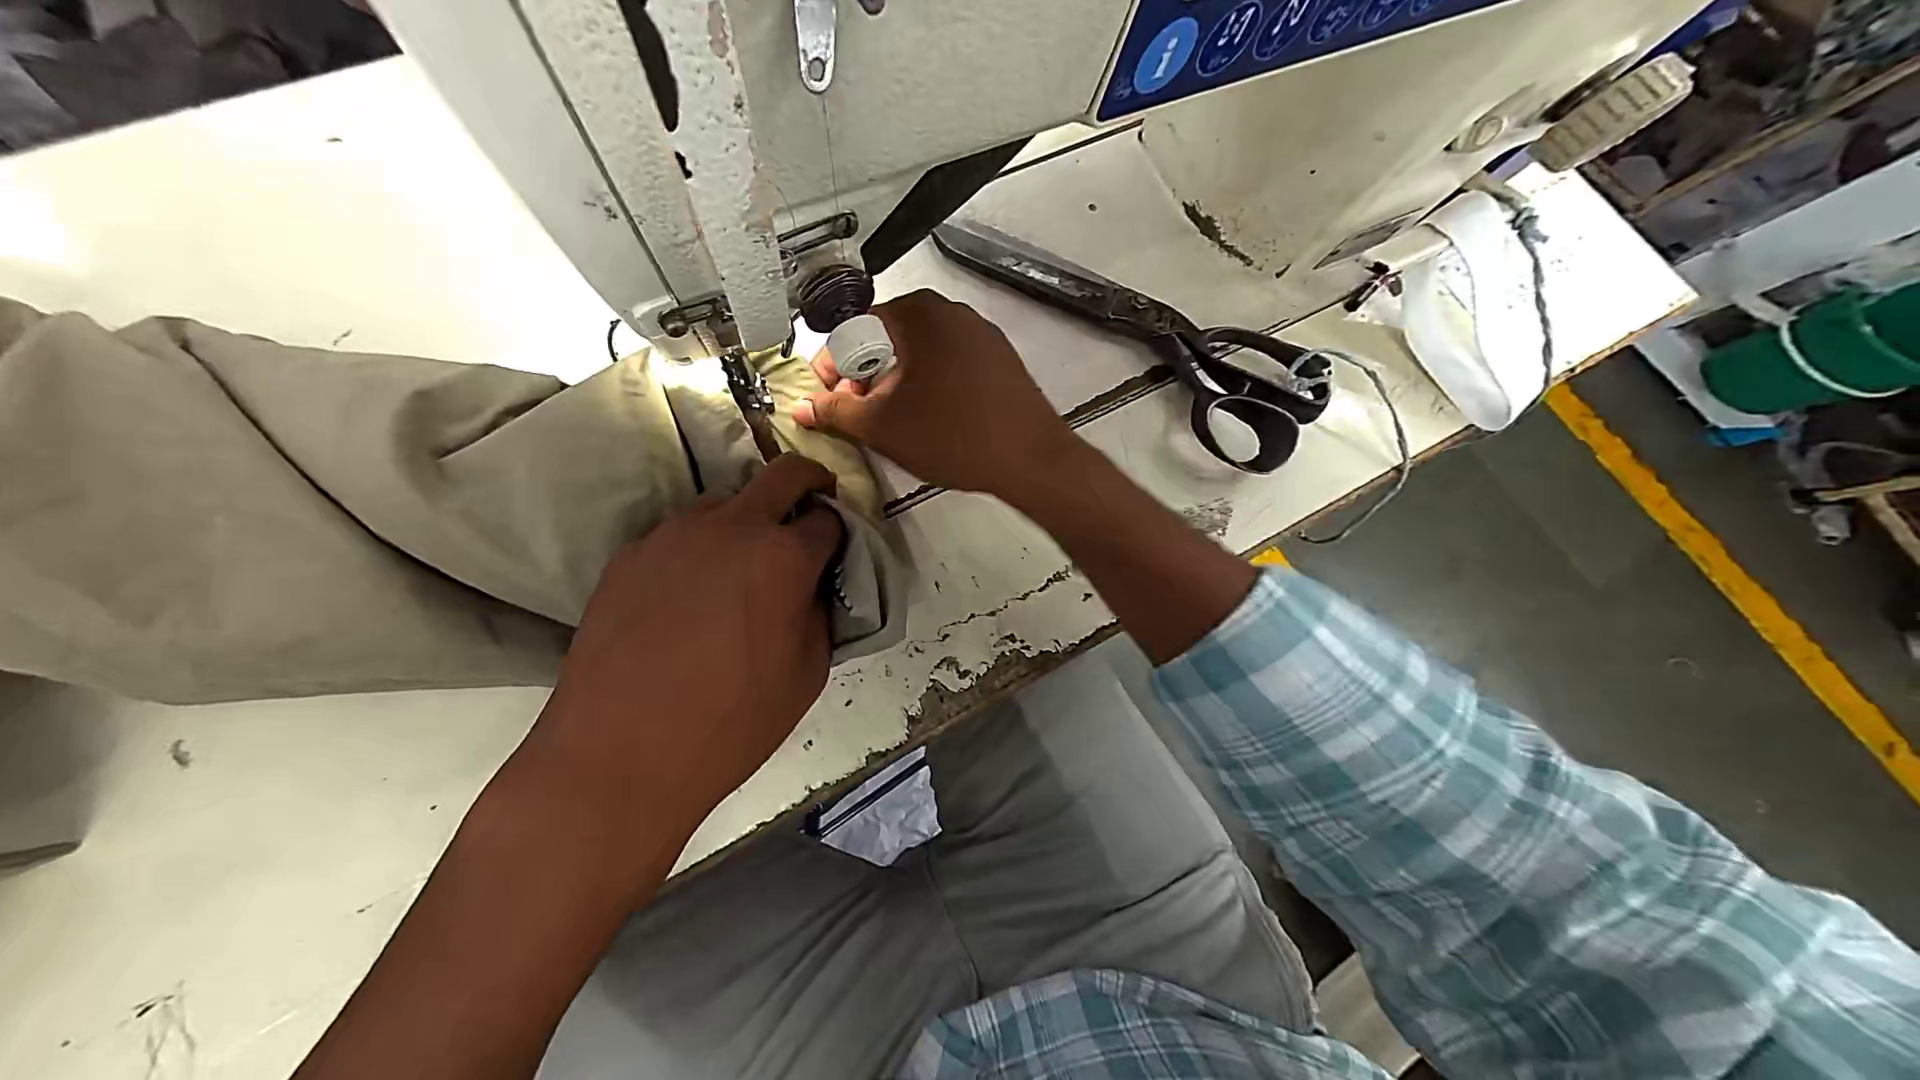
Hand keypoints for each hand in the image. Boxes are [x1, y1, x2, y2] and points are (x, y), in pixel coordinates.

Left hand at [522, 455, 844, 847]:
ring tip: (741, 568)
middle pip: (782, 474)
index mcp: (783, 557)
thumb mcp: (807, 674)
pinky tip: (691, 595)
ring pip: (726, 501)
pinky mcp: (631, 554)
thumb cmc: (730, 723)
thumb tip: (813, 586)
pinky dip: (702, 549)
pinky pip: (681, 535)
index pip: (828, 518)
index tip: (836, 549)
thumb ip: (820, 613)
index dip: (839, 532)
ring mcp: (674, 535)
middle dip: (809, 482)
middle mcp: (730, 528)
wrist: (618, 754)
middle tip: (814, 506)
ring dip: (748, 520)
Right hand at [793, 290, 1082, 500]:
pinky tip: (930, 418)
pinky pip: (948, 363)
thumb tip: (801, 408)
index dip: (832, 368)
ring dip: (895, 383)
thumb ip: (835, 412)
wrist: (1032, 460)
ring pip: (918, 352)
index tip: (827, 401)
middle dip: (864, 376)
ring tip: (892, 422)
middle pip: (886, 339)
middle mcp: (951, 311)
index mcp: (918, 313)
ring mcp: (980, 333)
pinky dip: (927, 384)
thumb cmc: (953, 436)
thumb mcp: (882, 426)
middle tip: (859, 414)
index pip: (853, 330)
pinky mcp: (999, 359)